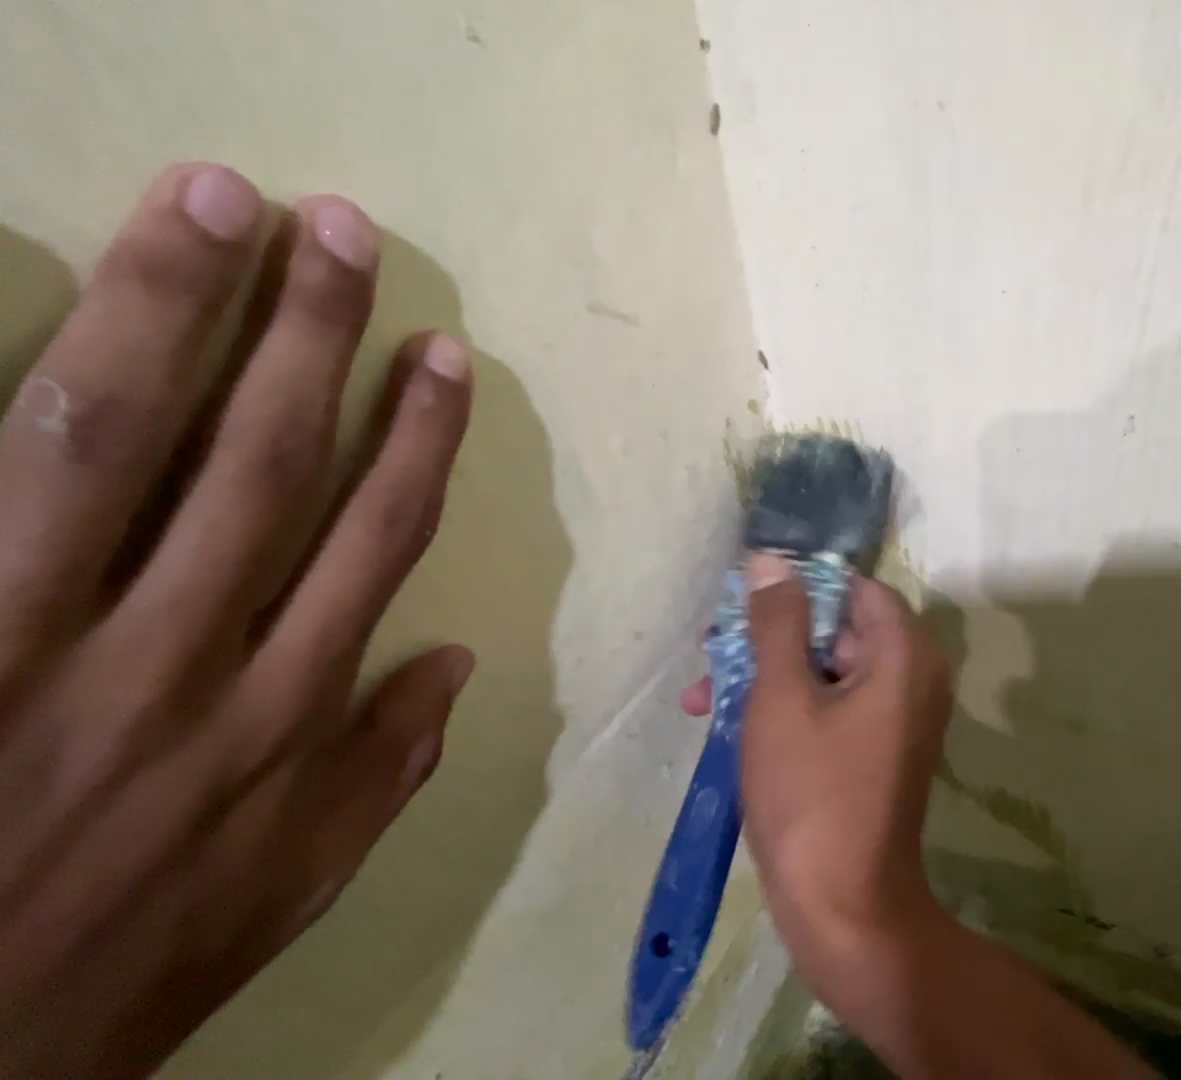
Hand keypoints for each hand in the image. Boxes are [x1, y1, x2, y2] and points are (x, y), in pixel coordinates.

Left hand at [0, 164, 472, 1077]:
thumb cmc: (136, 950)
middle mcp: (182, 656)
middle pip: (262, 462)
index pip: (374, 535)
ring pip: (117, 441)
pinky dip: (7, 389)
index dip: (415, 435)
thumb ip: (386, 766)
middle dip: (306, 335)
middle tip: (333, 227)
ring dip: (174, 313)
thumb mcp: (301, 879)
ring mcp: (33, 640)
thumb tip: (454, 662)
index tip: (440, 353)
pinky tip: (39, 305)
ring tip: (212, 206)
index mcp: (288, 713)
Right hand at [683, 556, 952, 963]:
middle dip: (770, 639)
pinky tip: (731, 726)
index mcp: (905, 654)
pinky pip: (835, 706)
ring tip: (701, 699)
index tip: (745, 605)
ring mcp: (900, 716)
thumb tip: (771, 563)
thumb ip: (776, 625)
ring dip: (768, 677)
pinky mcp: (880, 749)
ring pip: (829, 670)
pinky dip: (790, 708)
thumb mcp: (781, 699)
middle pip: (839, 628)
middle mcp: (915, 676)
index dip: (799, 589)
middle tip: (711, 652)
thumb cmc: (810, 794)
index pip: (855, 588)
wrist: (843, 904)